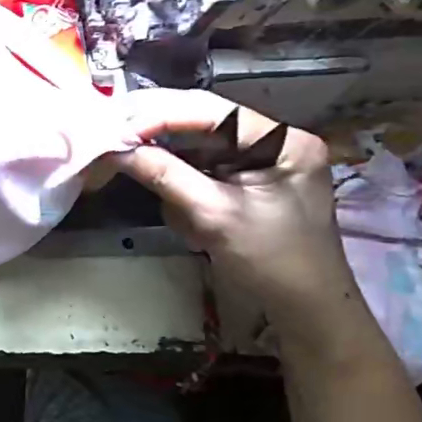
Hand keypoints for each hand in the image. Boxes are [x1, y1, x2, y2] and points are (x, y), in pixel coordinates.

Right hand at [111, 89, 351, 309]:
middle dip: (161, 137)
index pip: (213, 111)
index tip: (121, 132)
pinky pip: (201, 171)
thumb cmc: (271, 261)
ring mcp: (259, 161)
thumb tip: (117, 150)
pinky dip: (184, 191)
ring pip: (196, 148)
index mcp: (282, 141)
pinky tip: (191, 225)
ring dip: (173, 171)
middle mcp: (273, 140)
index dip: (163, 116)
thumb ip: (165, 176)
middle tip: (116, 141)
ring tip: (172, 209)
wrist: (305, 309)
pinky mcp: (245, 182)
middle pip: (202, 123)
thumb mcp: (214, 216)